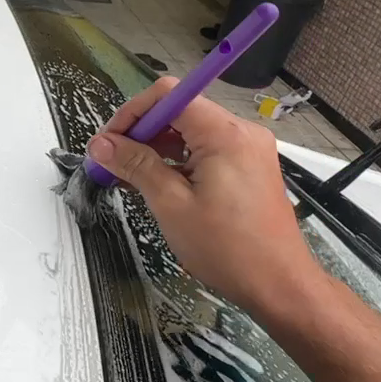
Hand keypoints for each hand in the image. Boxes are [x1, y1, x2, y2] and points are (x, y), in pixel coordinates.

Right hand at [86, 77, 329, 320]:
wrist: (279, 285)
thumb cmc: (225, 247)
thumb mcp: (170, 204)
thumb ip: (135, 166)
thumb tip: (100, 144)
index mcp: (224, 135)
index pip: (169, 96)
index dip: (132, 113)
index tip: (108, 143)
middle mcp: (241, 133)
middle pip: (179, 111)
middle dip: (140, 133)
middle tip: (112, 163)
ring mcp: (248, 150)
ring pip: (190, 132)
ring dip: (156, 149)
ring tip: (130, 179)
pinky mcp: (249, 168)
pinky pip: (205, 150)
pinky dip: (177, 161)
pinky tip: (157, 185)